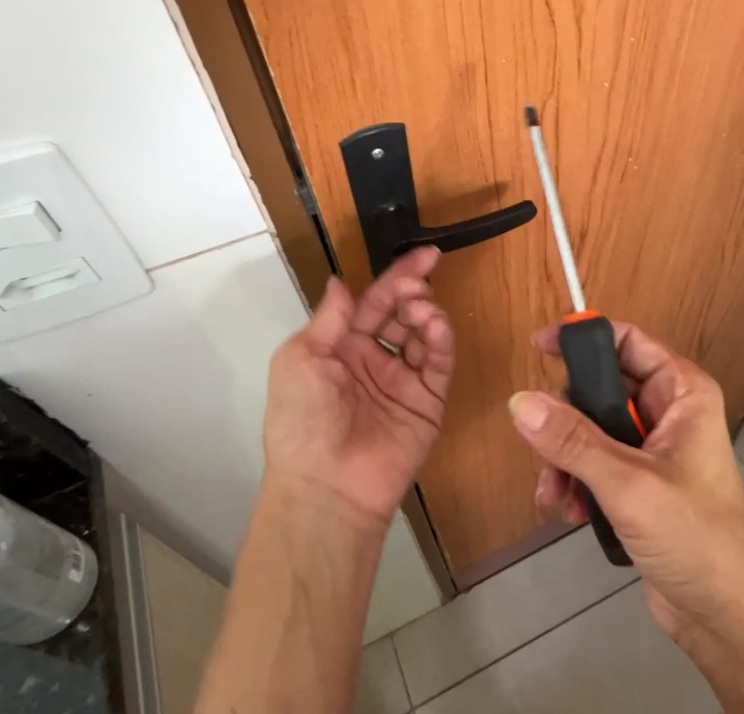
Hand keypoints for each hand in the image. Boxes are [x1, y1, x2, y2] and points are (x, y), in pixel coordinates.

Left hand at [261, 247, 451, 530]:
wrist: (326, 486)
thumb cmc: (302, 421)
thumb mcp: (300, 360)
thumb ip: (329, 319)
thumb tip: (341, 281)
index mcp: (340, 347)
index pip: (373, 303)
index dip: (397, 278)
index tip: (425, 256)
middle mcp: (373, 359)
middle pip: (401, 314)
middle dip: (414, 292)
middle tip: (421, 284)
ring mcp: (402, 380)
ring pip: (423, 334)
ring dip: (427, 314)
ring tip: (423, 311)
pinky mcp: (427, 401)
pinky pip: (438, 363)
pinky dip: (442, 340)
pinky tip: (436, 327)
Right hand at [508, 326, 743, 712]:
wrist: (722, 614)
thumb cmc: (693, 536)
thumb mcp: (628, 483)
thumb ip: (573, 441)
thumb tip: (521, 401)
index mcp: (682, 393)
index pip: (628, 342)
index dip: (584, 338)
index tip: (539, 346)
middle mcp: (668, 412)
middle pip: (600, 389)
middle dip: (566, 420)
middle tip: (544, 448)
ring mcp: (653, 450)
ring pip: (590, 430)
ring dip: (566, 460)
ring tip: (557, 496)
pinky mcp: (639, 485)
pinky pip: (595, 465)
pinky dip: (577, 483)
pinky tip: (571, 513)